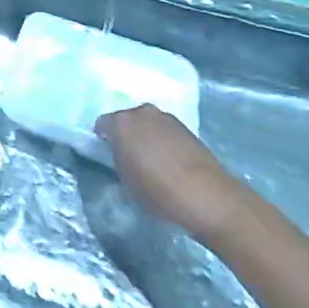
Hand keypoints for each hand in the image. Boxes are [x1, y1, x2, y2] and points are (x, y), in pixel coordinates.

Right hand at [95, 103, 248, 241]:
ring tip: (153, 160)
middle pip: (126, 120)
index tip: (109, 156)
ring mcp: (167, 118)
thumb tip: (123, 154)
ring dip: (147, 136)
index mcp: (121, 122)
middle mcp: (142, 112)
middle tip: (130, 157)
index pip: (102, 125)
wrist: (206, 195)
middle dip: (126, 134)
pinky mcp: (187, 128)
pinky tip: (171, 161)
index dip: (104, 140)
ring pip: (148, 124)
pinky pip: (166, 131)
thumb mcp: (125, 179)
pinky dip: (164, 141)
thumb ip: (118, 159)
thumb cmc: (157, 190)